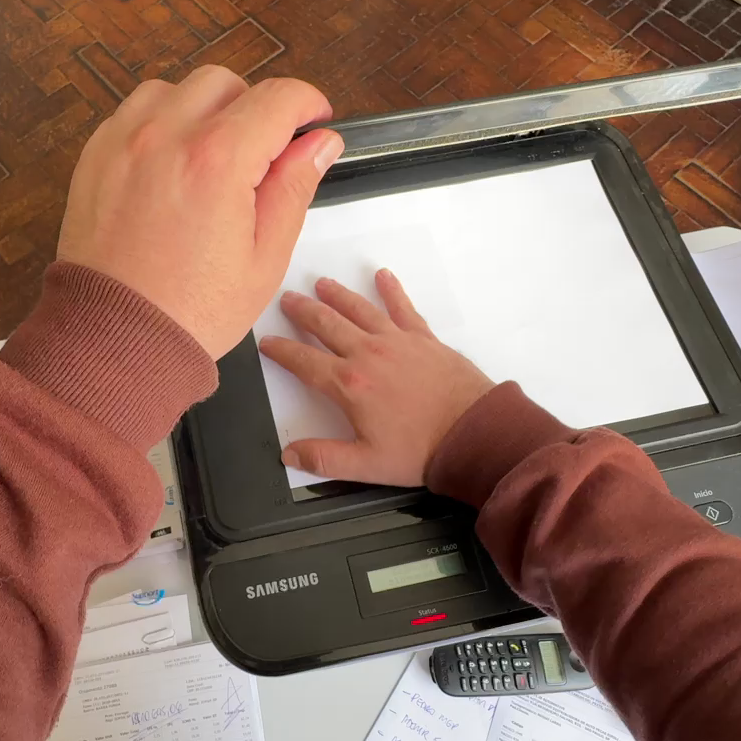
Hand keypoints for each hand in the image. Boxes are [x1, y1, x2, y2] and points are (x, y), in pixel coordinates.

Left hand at [56, 66, 341, 357]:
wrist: (116, 339)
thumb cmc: (190, 312)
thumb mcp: (265, 259)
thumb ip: (294, 188)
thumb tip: (319, 143)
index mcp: (216, 162)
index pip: (277, 98)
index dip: (307, 104)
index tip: (314, 120)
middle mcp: (165, 138)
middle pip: (225, 83)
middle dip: (254, 107)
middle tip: (263, 152)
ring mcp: (123, 143)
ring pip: (176, 89)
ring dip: (204, 111)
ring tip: (213, 159)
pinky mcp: (96, 157)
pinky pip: (135, 112)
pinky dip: (162, 124)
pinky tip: (174, 165)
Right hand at [259, 271, 494, 485]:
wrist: (473, 434)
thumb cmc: (420, 451)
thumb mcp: (365, 465)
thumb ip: (323, 458)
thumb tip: (289, 454)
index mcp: (349, 385)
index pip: (304, 361)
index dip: (281, 351)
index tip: (266, 343)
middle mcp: (367, 354)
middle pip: (326, 325)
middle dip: (303, 311)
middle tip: (287, 299)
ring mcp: (396, 341)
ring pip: (358, 309)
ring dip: (337, 295)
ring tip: (321, 283)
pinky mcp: (423, 338)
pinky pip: (403, 307)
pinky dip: (391, 290)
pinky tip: (383, 275)